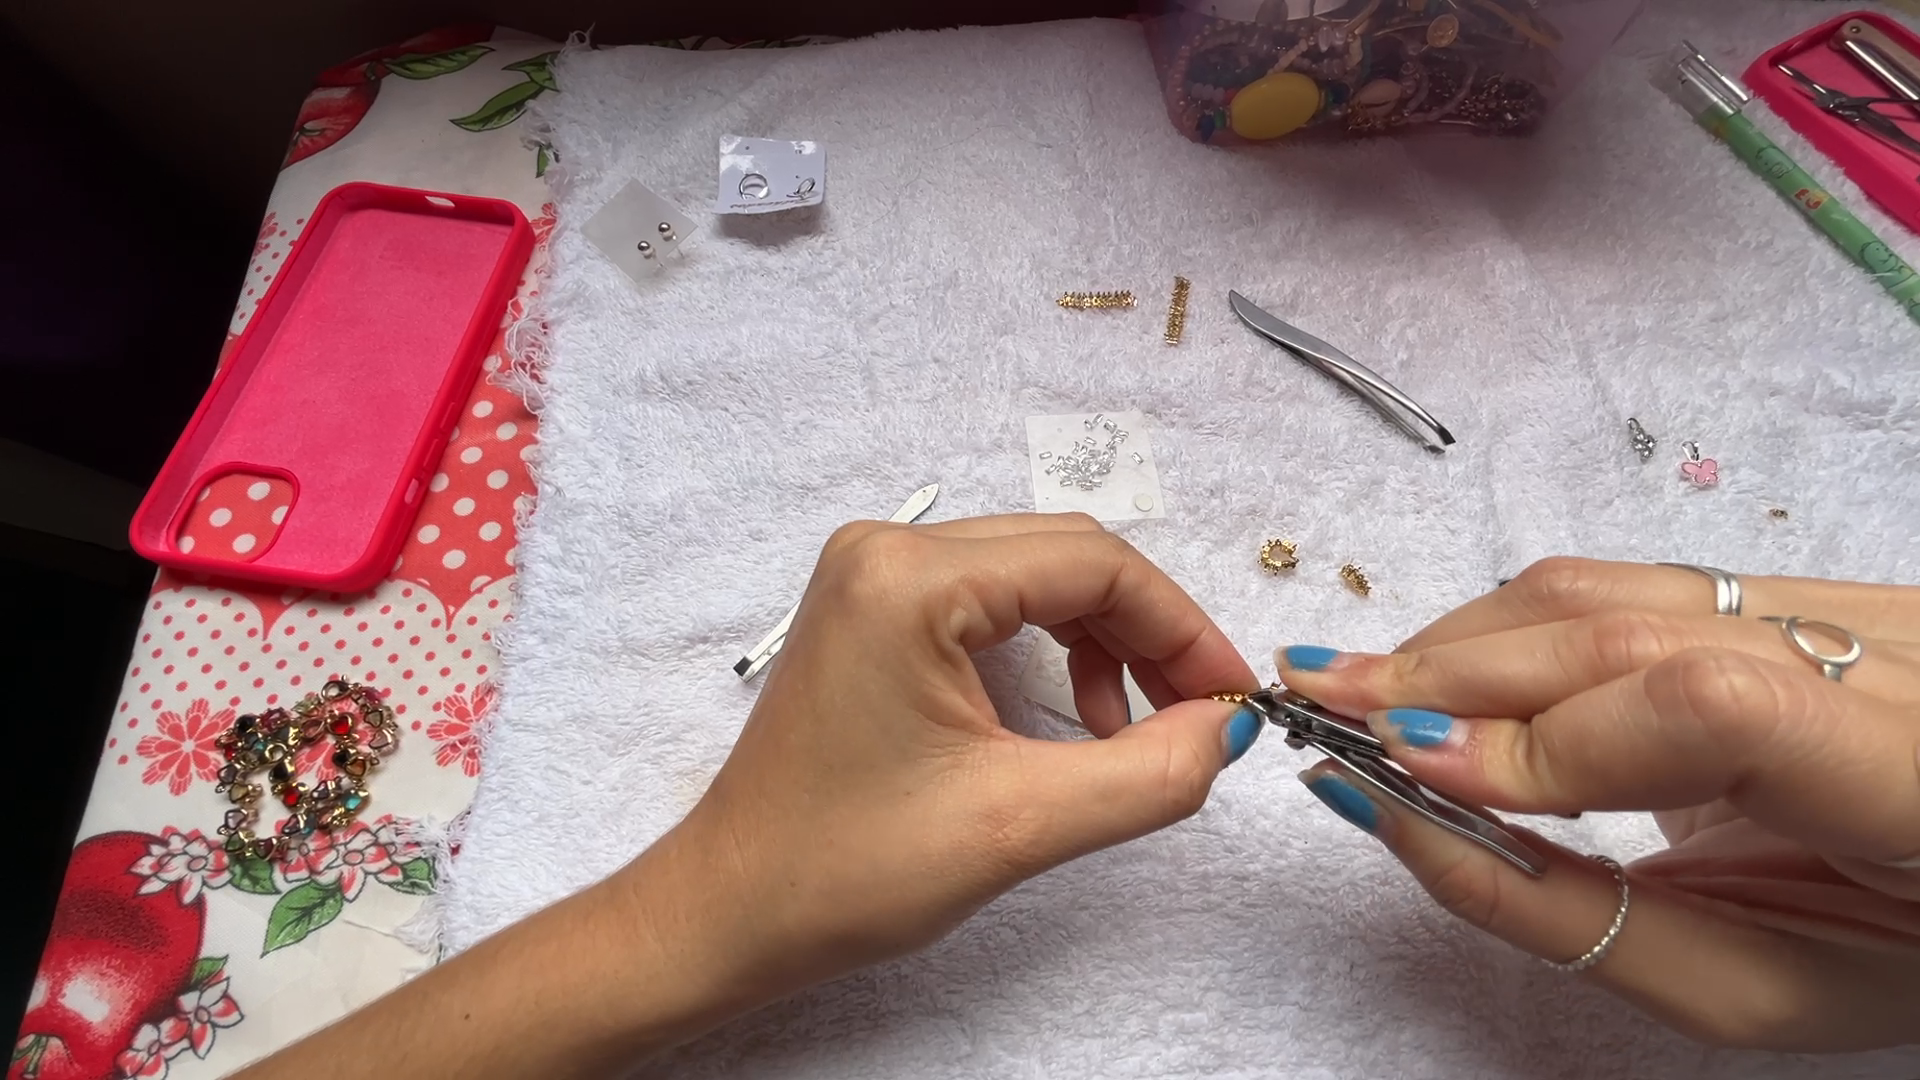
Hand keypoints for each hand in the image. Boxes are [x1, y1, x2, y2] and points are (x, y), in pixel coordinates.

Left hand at [653, 512, 1260, 1002]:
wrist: (731, 906)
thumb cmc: (848, 872)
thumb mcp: (1018, 826)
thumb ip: (1150, 773)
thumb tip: (1227, 725)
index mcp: (911, 577)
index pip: (1090, 564)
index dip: (1179, 625)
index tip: (1231, 696)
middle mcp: (890, 546)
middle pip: (1064, 558)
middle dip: (1145, 630)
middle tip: (1197, 710)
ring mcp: (876, 569)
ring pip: (1033, 574)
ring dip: (1100, 637)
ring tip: (1125, 722)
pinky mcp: (876, 602)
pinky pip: (992, 598)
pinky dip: (1048, 643)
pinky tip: (1069, 708)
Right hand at [1273, 558, 1919, 1051]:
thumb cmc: (1871, 951)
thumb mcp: (1738, 981)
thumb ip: (1546, 905)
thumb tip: (1379, 805)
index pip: (1705, 711)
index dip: (1535, 733)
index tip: (1406, 760)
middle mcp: (1897, 659)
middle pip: (1608, 632)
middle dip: (1439, 672)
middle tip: (1316, 696)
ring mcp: (1833, 602)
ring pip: (1582, 591)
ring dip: (1446, 643)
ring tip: (1353, 683)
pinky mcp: (1765, 582)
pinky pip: (1591, 583)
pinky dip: (1487, 629)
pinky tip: (1437, 667)